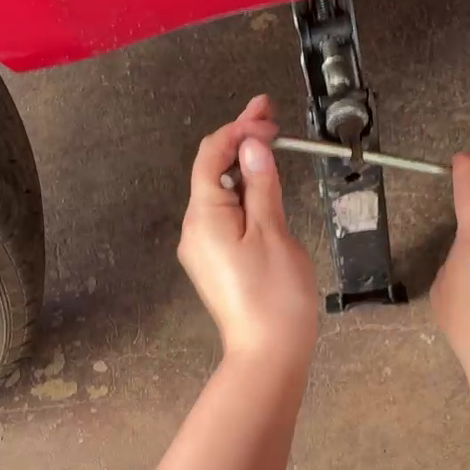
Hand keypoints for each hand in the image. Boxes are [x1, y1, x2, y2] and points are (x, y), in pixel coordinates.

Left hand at [178, 95, 319, 362]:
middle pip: (212, 171)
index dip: (238, 129)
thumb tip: (253, 150)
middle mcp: (195, 231)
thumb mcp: (274, 232)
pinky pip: (225, 217)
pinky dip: (243, 196)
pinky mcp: (215, 262)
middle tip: (269, 119)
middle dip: (239, 143)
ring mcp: (203, 249)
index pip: (212, 155)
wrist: (269, 352)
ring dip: (243, 168)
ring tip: (271, 148)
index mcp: (205, 218)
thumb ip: (261, 186)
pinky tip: (263, 189)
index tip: (266, 117)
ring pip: (219, 194)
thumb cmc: (274, 300)